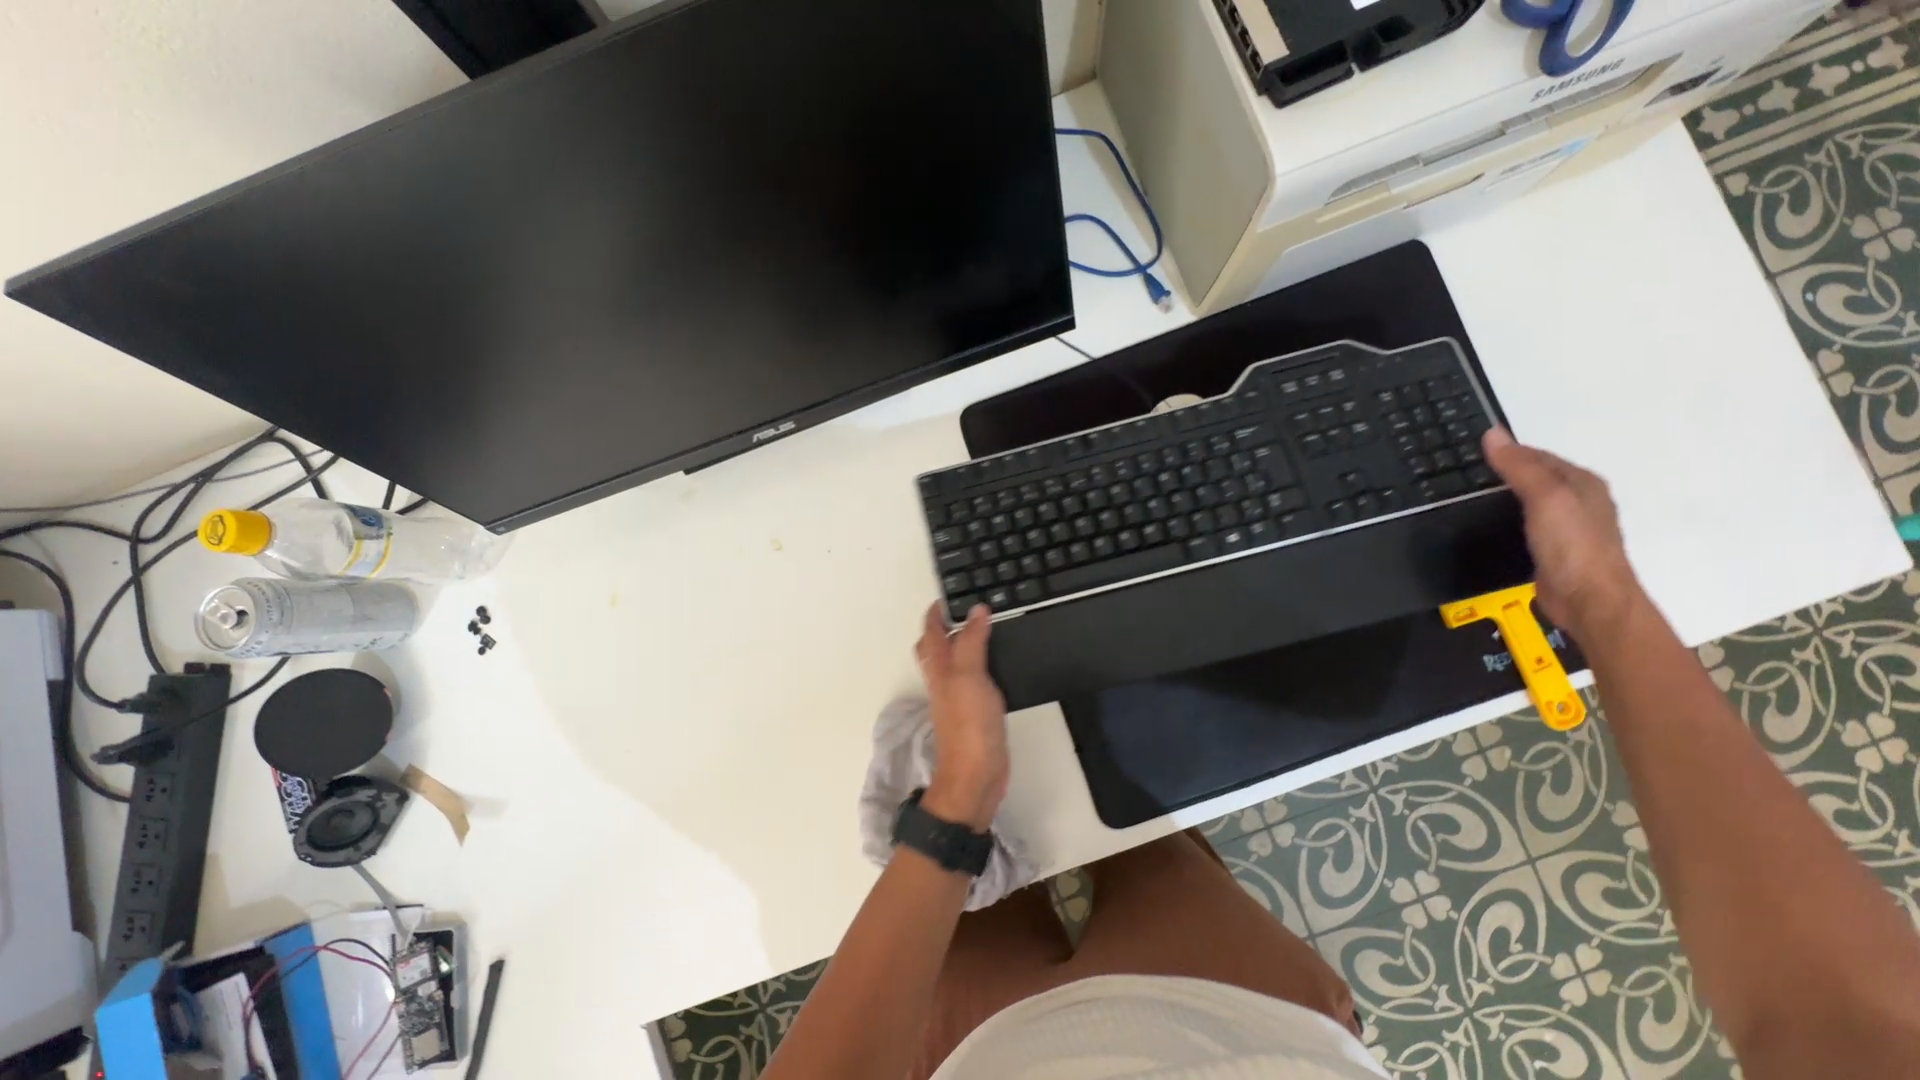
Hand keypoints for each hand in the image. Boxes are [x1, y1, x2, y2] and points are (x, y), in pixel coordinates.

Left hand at [913, 603, 1009, 829]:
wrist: (976, 776)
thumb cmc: (968, 726)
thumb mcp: (968, 676)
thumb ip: (971, 642)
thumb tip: (976, 610)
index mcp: (939, 669)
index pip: (931, 632)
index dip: (937, 612)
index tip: (950, 594)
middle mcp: (945, 681)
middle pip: (937, 648)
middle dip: (945, 627)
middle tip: (964, 609)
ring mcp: (960, 698)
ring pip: (956, 663)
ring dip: (964, 645)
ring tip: (986, 628)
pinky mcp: (977, 713)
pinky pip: (976, 681)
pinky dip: (982, 667)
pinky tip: (998, 665)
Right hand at [1483, 428, 1646, 642]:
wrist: (1590, 601)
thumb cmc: (1572, 546)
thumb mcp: (1545, 498)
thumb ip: (1519, 467)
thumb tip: (1492, 433)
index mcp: (1583, 482)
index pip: (1539, 456)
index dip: (1508, 451)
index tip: (1471, 453)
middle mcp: (1580, 501)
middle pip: (1538, 478)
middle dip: (1507, 473)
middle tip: (1465, 476)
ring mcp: (1570, 529)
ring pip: (1533, 502)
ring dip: (1507, 498)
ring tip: (1471, 499)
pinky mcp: (1556, 552)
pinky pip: (1529, 526)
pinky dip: (1510, 521)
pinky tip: (1491, 527)